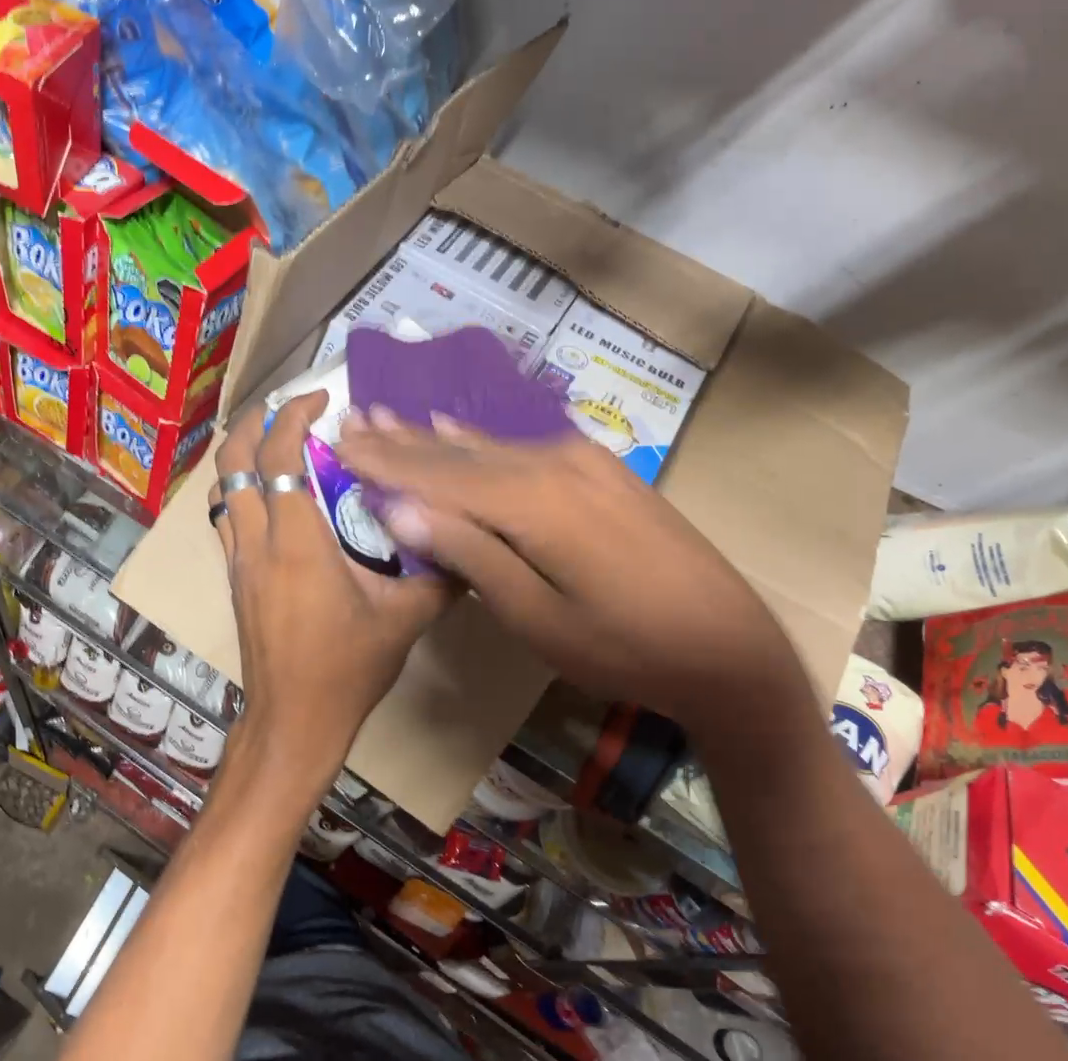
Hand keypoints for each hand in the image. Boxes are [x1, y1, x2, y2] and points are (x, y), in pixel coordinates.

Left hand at [208, 394, 454, 792]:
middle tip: (290, 411)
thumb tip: (467, 536)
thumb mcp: (405, 619)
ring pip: (223, 490)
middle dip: (254, 425)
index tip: (320, 397)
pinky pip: (228, 518)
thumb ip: (439, 573)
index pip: (278, 455)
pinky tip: (278, 498)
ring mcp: (238, 561)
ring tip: (281, 445)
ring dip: (244, 457)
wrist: (293, 719)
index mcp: (296, 540)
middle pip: (231, 462)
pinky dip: (244, 491)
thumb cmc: (347, 668)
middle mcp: (256, 541)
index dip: (292, 415)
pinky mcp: (235, 579)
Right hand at [334, 409, 813, 734]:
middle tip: (348, 421)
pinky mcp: (599, 473)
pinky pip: (519, 447)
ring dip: (431, 436)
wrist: (732, 650)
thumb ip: (467, 552)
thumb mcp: (534, 615)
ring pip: (486, 445)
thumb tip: (395, 507)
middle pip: (456, 451)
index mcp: (531, 501)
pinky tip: (455, 426)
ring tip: (386, 416)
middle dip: (398, 441)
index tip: (335, 443)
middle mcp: (552, 464)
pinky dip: (476, 440)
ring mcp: (581, 463)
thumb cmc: (623, 648)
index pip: (435, 474)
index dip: (381, 461)